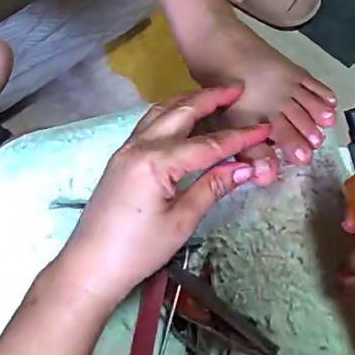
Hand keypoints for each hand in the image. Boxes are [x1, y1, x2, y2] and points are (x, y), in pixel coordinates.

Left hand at [56, 87, 270, 308]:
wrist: (90, 265)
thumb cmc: (138, 250)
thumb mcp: (182, 221)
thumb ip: (212, 187)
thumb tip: (246, 168)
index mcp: (157, 162)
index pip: (209, 144)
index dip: (240, 137)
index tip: (265, 128)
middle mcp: (140, 146)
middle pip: (182, 112)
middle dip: (211, 98)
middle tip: (237, 89)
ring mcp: (127, 148)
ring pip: (161, 111)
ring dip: (188, 100)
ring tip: (213, 96)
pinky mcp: (121, 156)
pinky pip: (149, 122)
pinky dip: (170, 112)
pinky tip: (181, 116)